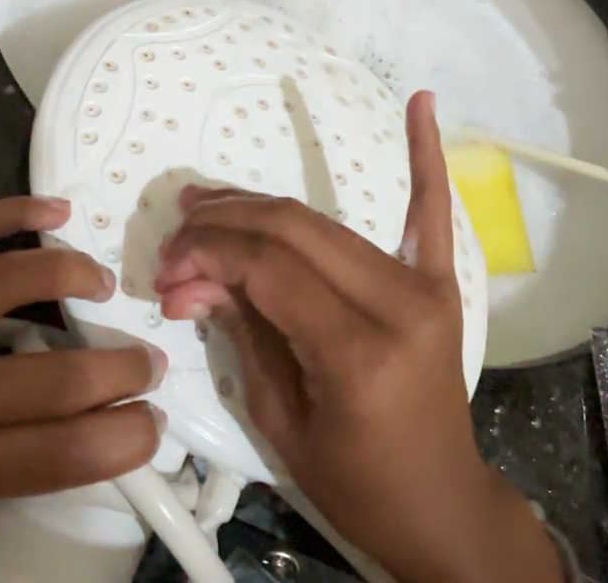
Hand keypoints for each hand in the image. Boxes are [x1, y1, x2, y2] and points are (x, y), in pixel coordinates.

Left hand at [0, 196, 165, 512]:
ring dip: (74, 278)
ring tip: (101, 283)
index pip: (50, 456)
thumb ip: (6, 461)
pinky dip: (13, 215)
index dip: (119, 439)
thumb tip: (91, 424)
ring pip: (9, 283)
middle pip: (49, 382)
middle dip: (120, 369)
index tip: (153, 424)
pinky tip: (54, 212)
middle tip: (148, 360)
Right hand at [152, 92, 557, 582]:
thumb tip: (190, 277)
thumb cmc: (355, 483)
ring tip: (206, 201)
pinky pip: (429, 212)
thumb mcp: (280, 418)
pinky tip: (420, 103)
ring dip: (259, 205)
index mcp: (358, 352)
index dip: (208, 253)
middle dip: (221, 225)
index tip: (168, 267)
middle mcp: (397, 304)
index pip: (268, 267)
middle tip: (176, 237)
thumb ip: (242, 329)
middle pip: (292, 230)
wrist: (440, 505)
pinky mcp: (438, 282)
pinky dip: (424, 156)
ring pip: (323, 221)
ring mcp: (424, 286)